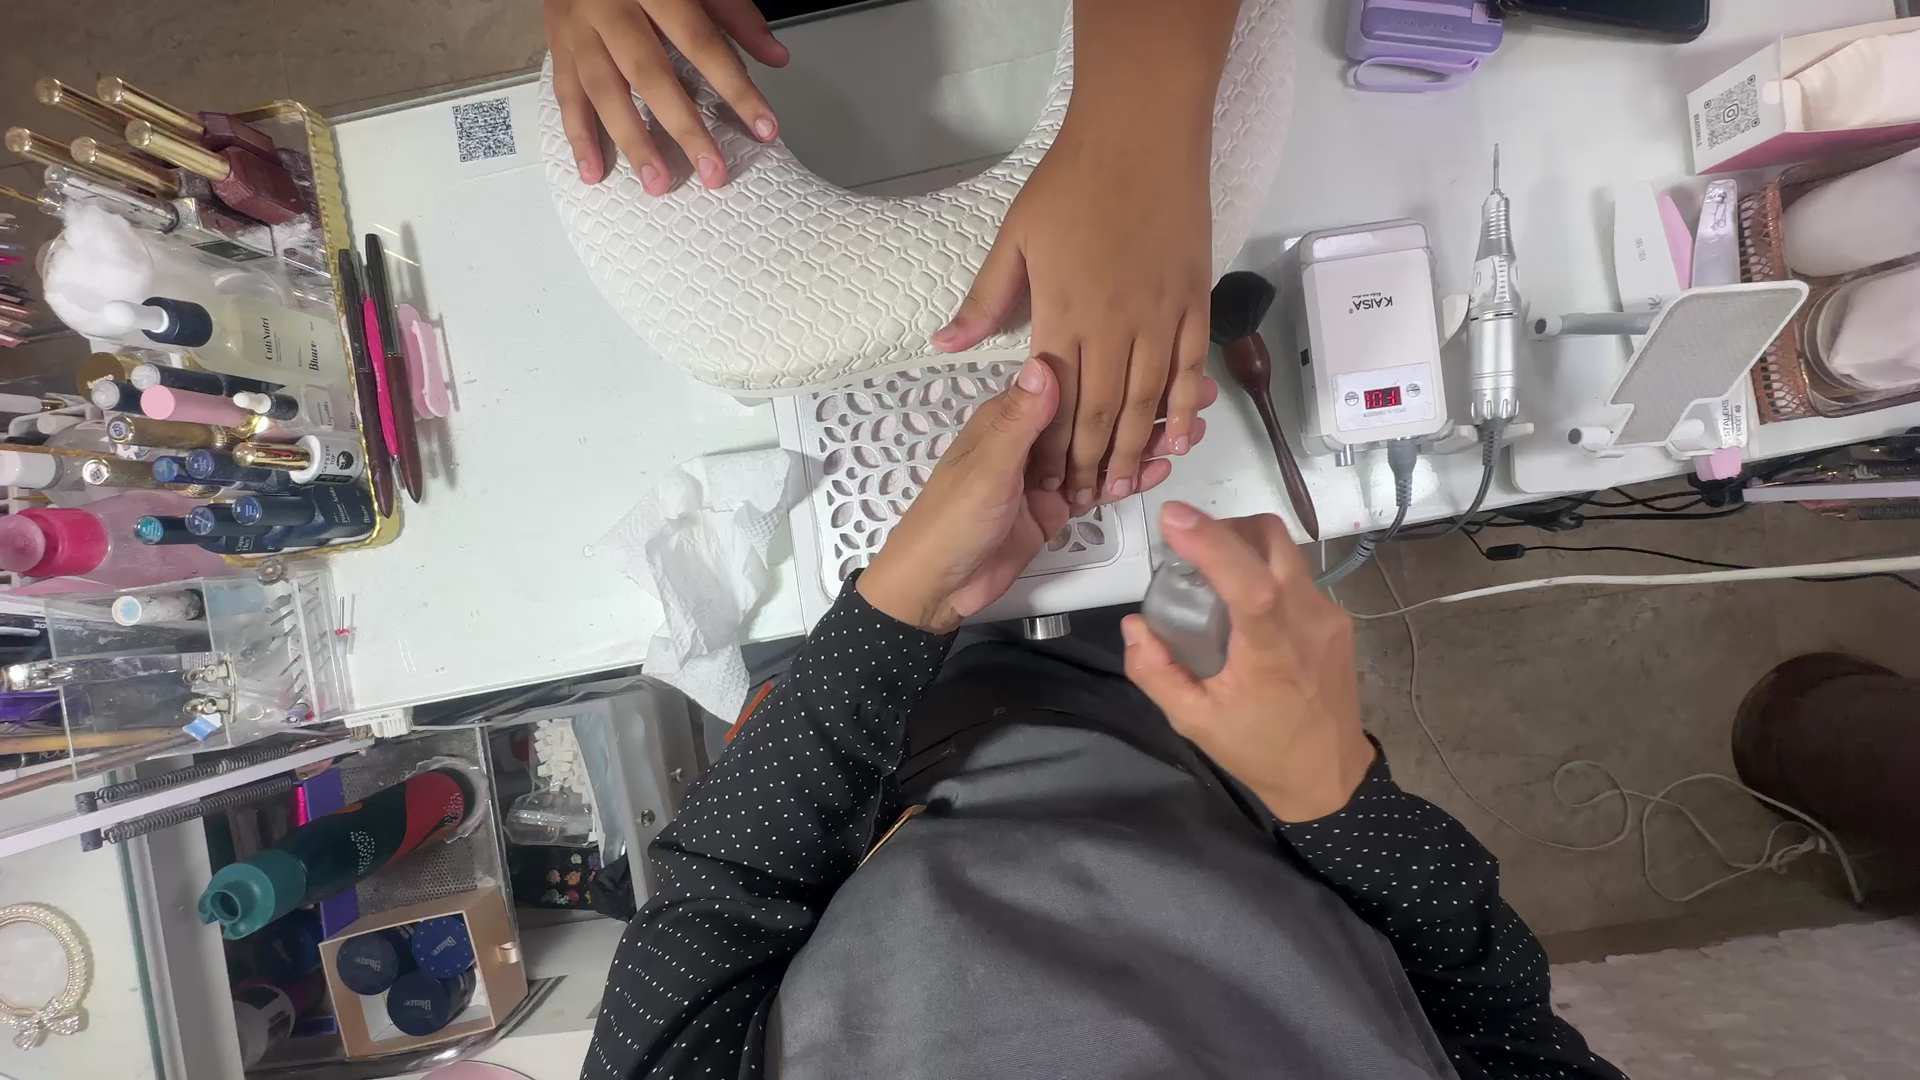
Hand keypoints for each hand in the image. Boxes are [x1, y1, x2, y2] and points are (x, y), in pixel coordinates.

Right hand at [546, 0, 789, 192]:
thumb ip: (735, 15)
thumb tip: (777, 57)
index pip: (702, 42)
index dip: (736, 88)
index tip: (765, 129)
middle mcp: (609, 5)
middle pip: (649, 73)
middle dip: (684, 129)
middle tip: (712, 174)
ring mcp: (577, 25)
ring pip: (604, 90)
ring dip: (632, 142)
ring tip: (658, 185)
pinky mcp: (556, 42)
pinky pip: (566, 94)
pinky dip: (579, 136)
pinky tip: (594, 173)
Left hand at [859, 359, 1209, 632]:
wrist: (936, 585)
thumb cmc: (951, 521)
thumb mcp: (985, 469)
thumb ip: (1017, 421)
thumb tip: (1046, 364)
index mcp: (1009, 420)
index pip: (1074, 385)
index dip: (1120, 373)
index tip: (1167, 363)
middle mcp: (1031, 442)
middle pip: (1096, 416)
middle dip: (1143, 406)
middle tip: (1200, 398)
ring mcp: (1044, 477)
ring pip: (1102, 451)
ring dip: (1142, 442)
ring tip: (1191, 432)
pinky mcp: (1052, 510)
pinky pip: (1095, 488)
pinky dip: (1125, 479)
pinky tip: (1158, 469)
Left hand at [928, 74, 1213, 517]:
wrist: (1141, 131)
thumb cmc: (1070, 185)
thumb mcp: (1012, 240)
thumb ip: (983, 301)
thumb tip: (945, 345)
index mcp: (1061, 317)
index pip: (1053, 402)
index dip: (1050, 448)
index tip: (1043, 484)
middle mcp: (1111, 328)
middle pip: (1100, 412)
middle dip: (1090, 462)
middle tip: (1086, 498)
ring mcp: (1157, 317)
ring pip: (1145, 400)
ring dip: (1134, 447)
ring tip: (1125, 485)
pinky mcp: (1192, 305)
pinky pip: (1188, 368)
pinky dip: (1183, 406)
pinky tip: (1178, 437)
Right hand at [1122, 504, 1376, 821]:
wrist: (1330, 778)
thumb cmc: (1260, 750)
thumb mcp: (1193, 722)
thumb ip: (1156, 672)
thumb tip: (1134, 625)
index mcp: (1272, 651)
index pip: (1250, 583)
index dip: (1212, 544)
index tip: (1172, 518)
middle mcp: (1308, 621)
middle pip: (1270, 540)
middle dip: (1221, 527)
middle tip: (1184, 545)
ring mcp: (1327, 615)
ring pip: (1283, 549)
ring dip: (1240, 543)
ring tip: (1206, 571)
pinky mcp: (1334, 618)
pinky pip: (1293, 572)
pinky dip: (1260, 566)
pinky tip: (1238, 601)